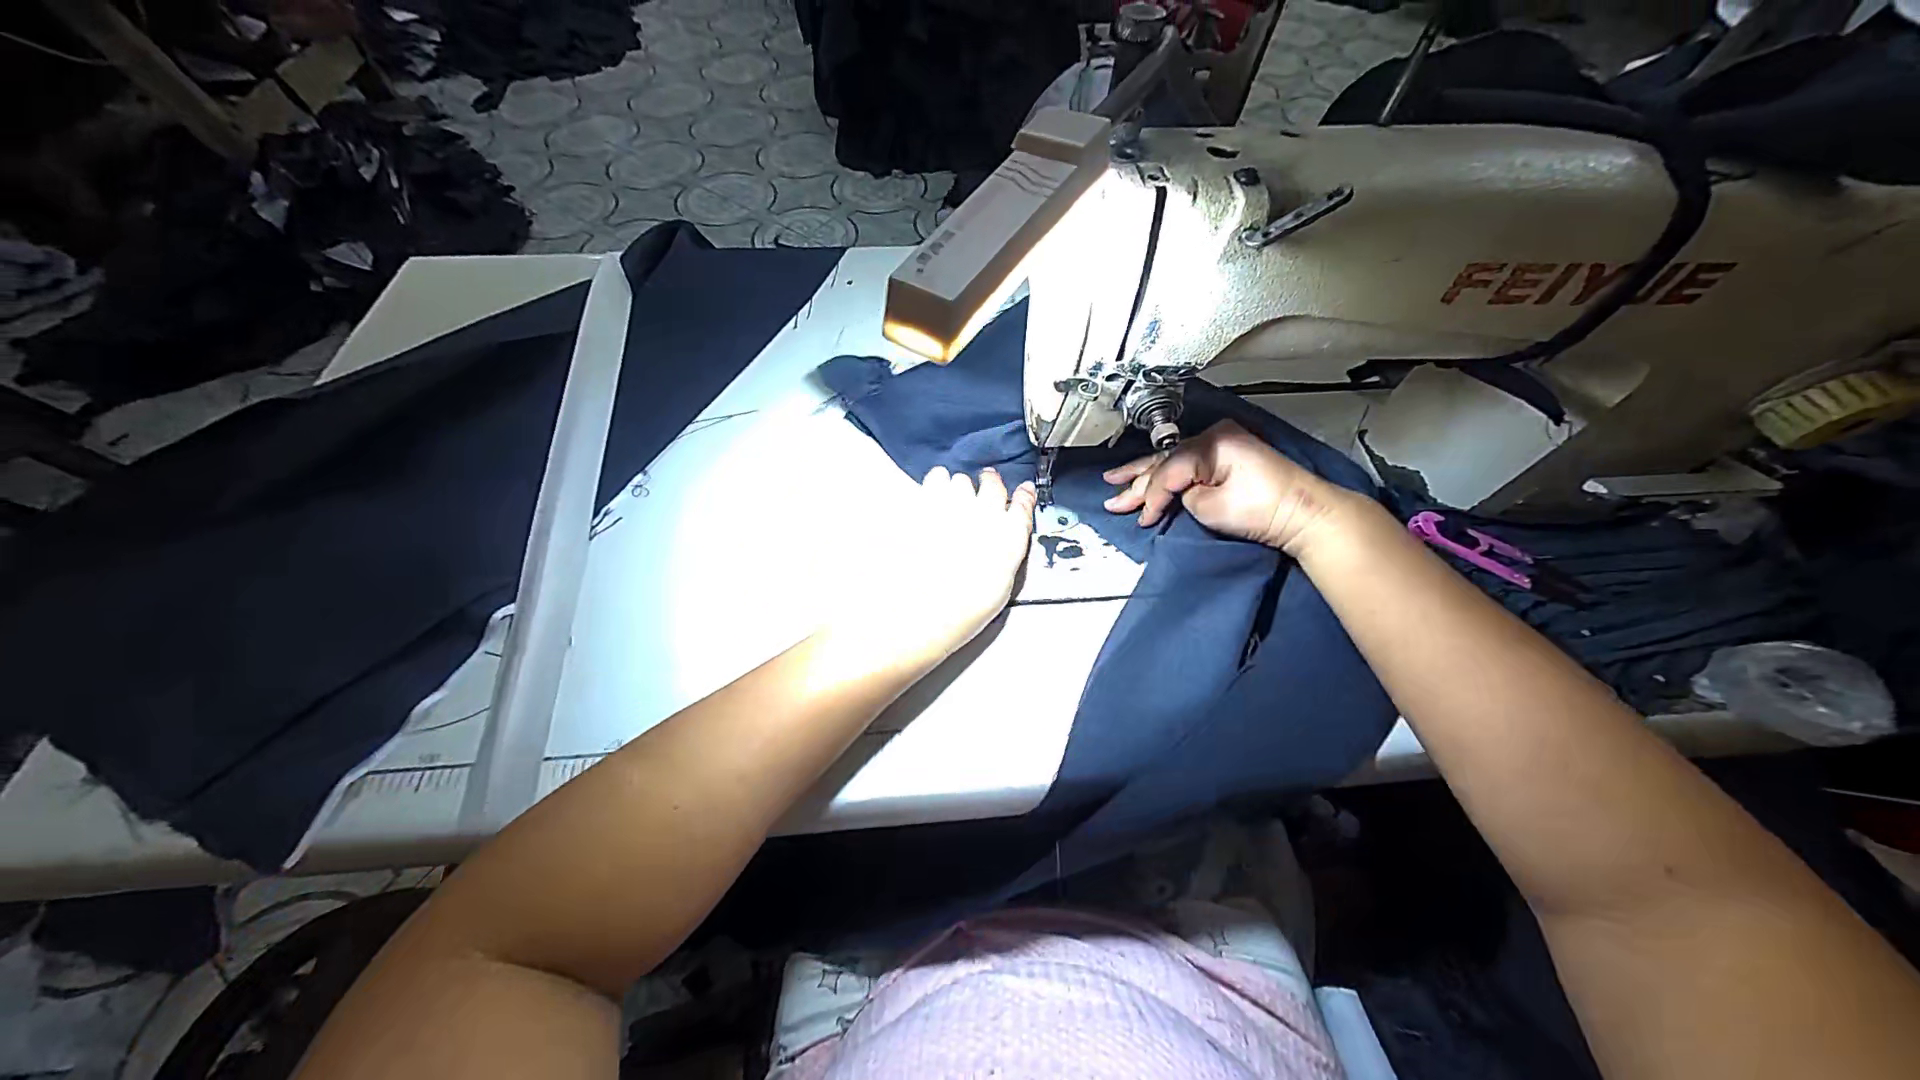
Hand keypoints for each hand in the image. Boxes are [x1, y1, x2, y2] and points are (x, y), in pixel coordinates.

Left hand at [826, 466, 1037, 669]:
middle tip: (985, 487)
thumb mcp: (999, 587)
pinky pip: (936, 478)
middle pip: (992, 484)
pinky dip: (937, 482)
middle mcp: (985, 514)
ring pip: (962, 480)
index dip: (1022, 497)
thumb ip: (1006, 553)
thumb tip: (1006, 539)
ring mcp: (953, 504)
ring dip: (960, 488)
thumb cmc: (960, 608)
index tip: (1021, 493)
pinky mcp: (924, 501)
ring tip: (954, 499)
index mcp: (1009, 537)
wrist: (918, 609)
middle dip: (990, 485)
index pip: (1022, 505)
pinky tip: (934, 491)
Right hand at [1103, 420, 1363, 559]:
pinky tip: (1145, 475)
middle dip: (1136, 483)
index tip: (1144, 518)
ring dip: (1144, 476)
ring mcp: (1220, 445)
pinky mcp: (1226, 457)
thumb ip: (1183, 496)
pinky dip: (1165, 475)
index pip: (1166, 471)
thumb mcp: (1211, 507)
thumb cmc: (1264, 508)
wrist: (1304, 513)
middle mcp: (1213, 437)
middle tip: (1112, 497)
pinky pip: (1185, 464)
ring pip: (1171, 461)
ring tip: (1115, 481)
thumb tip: (1175, 494)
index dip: (1151, 498)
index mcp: (1210, 443)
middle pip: (1163, 462)